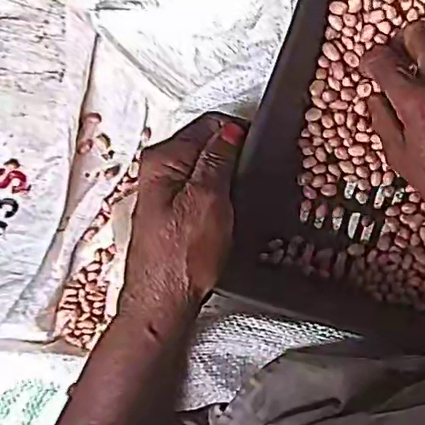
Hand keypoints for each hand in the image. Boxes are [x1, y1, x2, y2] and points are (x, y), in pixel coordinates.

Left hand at [118, 112, 244, 319]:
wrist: (165, 299)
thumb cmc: (183, 255)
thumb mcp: (208, 199)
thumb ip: (219, 160)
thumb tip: (231, 130)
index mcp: (164, 158)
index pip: (209, 125)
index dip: (240, 131)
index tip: (264, 145)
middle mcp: (160, 170)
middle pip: (207, 143)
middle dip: (235, 149)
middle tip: (263, 165)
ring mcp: (166, 192)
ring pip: (208, 167)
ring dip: (231, 172)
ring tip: (255, 185)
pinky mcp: (175, 212)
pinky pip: (205, 188)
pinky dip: (223, 190)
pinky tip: (237, 204)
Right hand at [364, 20, 424, 223]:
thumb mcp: (398, 155)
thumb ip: (382, 119)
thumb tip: (376, 97)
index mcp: (416, 102)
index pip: (383, 58)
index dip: (370, 59)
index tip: (369, 67)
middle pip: (418, 33)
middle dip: (401, 40)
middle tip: (396, 57)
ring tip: (419, 80)